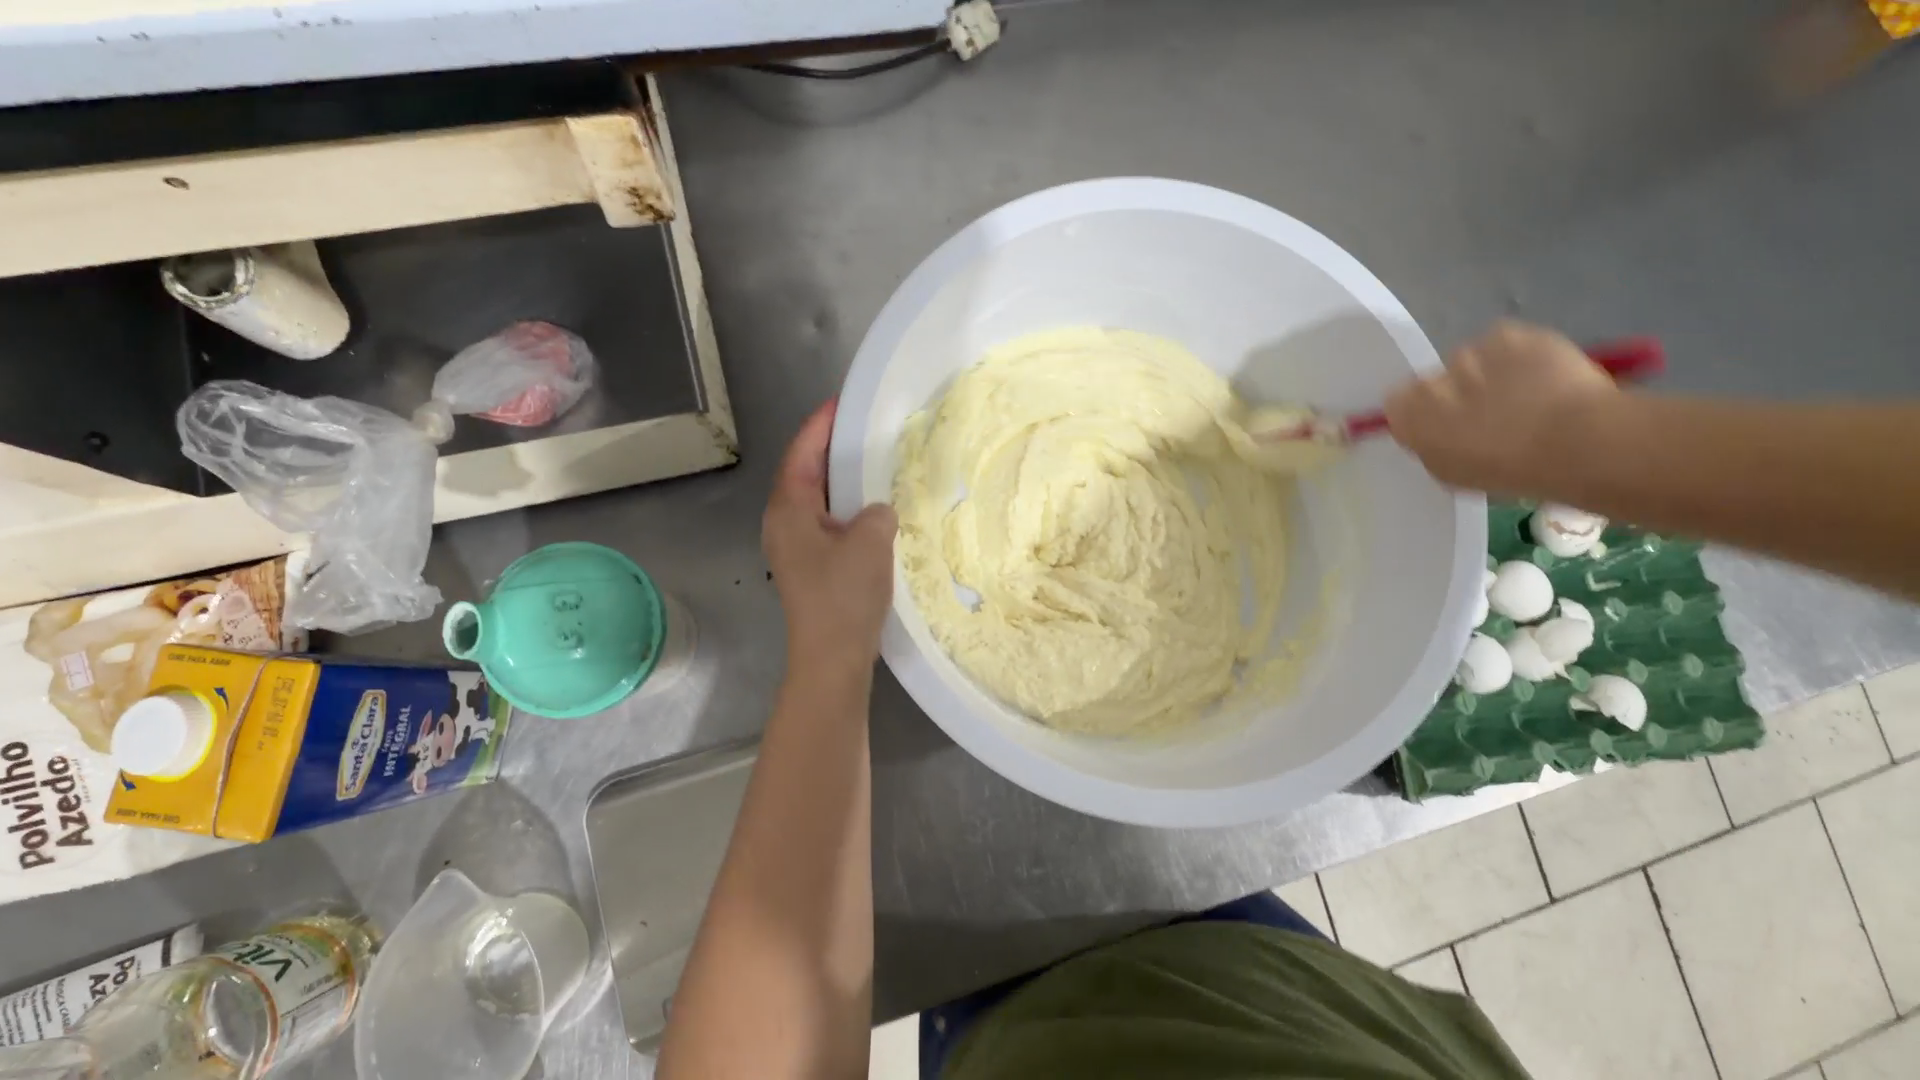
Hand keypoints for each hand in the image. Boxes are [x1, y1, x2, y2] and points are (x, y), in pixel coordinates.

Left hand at [763, 400, 897, 673]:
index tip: (844, 402)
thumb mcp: (870, 542)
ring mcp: (794, 548)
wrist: (832, 659)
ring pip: (817, 500)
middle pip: (804, 473)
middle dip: (831, 449)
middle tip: (864, 427)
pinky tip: (873, 511)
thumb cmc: (844, 596)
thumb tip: (876, 513)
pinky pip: (827, 524)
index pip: (801, 453)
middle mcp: (783, 523)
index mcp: (788, 509)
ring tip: (873, 462)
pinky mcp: (810, 568)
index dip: (821, 425)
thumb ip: (877, 512)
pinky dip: (846, 509)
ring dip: (841, 481)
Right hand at [1385, 319, 1619, 495]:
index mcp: (1408, 416)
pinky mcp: (1508, 334)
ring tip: (1527, 396)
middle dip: (1457, 392)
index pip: (1398, 403)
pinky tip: (1544, 377)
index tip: (1446, 426)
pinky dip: (1520, 355)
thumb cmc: (1509, 472)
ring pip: (1473, 360)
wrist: (1574, 442)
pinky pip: (1506, 342)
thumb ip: (1432, 447)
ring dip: (1490, 373)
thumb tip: (1433, 433)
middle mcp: (1429, 380)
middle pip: (1436, 380)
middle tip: (1491, 414)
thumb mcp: (1453, 475)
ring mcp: (1468, 353)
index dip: (1422, 413)